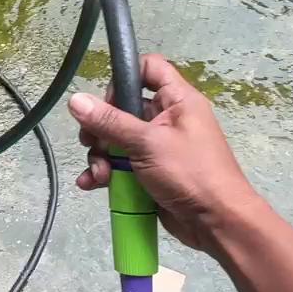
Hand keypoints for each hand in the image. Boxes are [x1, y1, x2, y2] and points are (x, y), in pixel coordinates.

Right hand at [68, 54, 269, 255]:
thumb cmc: (190, 173)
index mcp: (177, 101)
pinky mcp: (149, 171)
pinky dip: (104, 173)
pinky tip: (92, 184)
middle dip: (101, 128)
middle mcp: (167, 119)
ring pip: (116, 139)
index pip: (148, 68)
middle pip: (122, 108)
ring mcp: (157, 146)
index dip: (124, 78)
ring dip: (100, 156)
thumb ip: (109, 121)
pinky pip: (119, 164)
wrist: (217, 224)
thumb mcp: (147, 143)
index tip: (108, 102)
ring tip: (99, 174)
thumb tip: (75, 100)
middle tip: (90, 142)